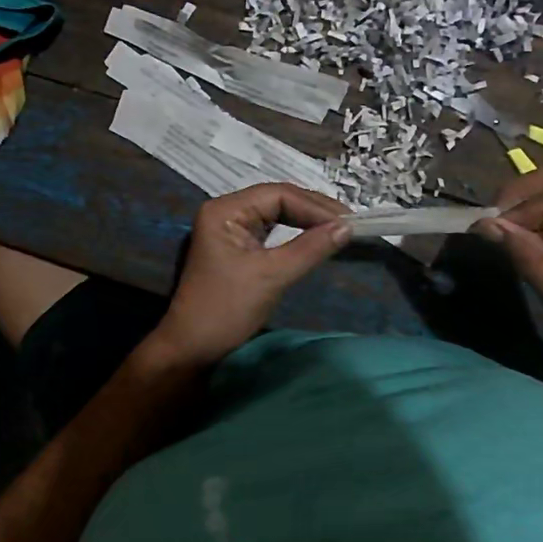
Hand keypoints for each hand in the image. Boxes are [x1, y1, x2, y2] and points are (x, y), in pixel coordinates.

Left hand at [151, 183, 350, 364]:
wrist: (193, 347)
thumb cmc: (227, 308)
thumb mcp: (272, 276)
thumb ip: (310, 248)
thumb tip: (347, 227)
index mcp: (225, 210)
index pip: (277, 194)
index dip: (314, 206)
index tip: (348, 222)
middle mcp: (225, 211)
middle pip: (276, 199)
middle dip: (312, 210)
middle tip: (349, 223)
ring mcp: (229, 228)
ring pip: (274, 213)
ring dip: (305, 219)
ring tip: (338, 228)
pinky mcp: (235, 246)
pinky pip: (269, 229)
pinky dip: (294, 232)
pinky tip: (314, 237)